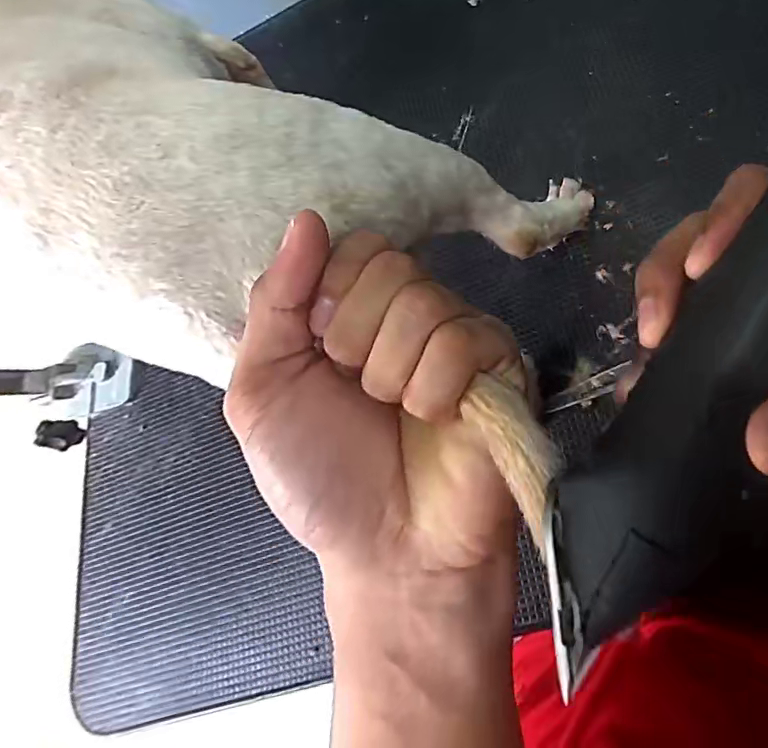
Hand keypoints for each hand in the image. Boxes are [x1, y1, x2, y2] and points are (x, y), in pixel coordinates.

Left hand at [227, 211, 523, 746]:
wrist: (390, 550)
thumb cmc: (323, 473)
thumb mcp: (264, 390)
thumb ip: (277, 303)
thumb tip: (307, 217)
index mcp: (362, 309)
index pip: (358, 245)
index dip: (332, 293)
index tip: (322, 348)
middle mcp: (417, 310)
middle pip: (391, 265)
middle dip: (356, 338)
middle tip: (359, 389)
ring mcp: (464, 332)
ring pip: (424, 304)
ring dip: (391, 374)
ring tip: (399, 413)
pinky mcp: (502, 361)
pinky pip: (463, 341)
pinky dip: (434, 390)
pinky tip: (438, 419)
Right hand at [634, 165, 767, 507]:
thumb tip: (760, 438)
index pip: (767, 201)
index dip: (726, 214)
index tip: (705, 263)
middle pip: (703, 238)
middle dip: (667, 268)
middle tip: (657, 327)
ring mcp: (751, 320)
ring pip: (683, 289)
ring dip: (653, 312)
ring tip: (647, 362)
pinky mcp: (733, 367)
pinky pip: (683, 354)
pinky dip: (654, 370)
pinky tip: (639, 394)